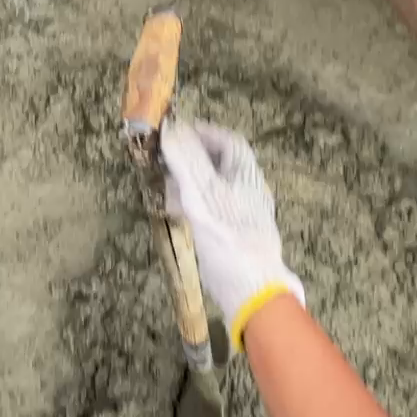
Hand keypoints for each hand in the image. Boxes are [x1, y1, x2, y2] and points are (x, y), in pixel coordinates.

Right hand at [161, 118, 305, 350]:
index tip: (175, 132)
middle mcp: (247, 189)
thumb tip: (169, 128)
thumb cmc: (228, 236)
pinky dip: (193, 202)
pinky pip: (212, 207)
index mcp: (246, 174)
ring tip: (166, 183)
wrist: (250, 289)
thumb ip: (185, 159)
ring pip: (214, 184)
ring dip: (189, 179)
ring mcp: (242, 212)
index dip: (202, 132)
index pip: (227, 141)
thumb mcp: (201, 192)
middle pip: (220, 162)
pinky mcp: (234, 232)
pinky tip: (177, 211)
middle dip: (191, 155)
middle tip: (165, 157)